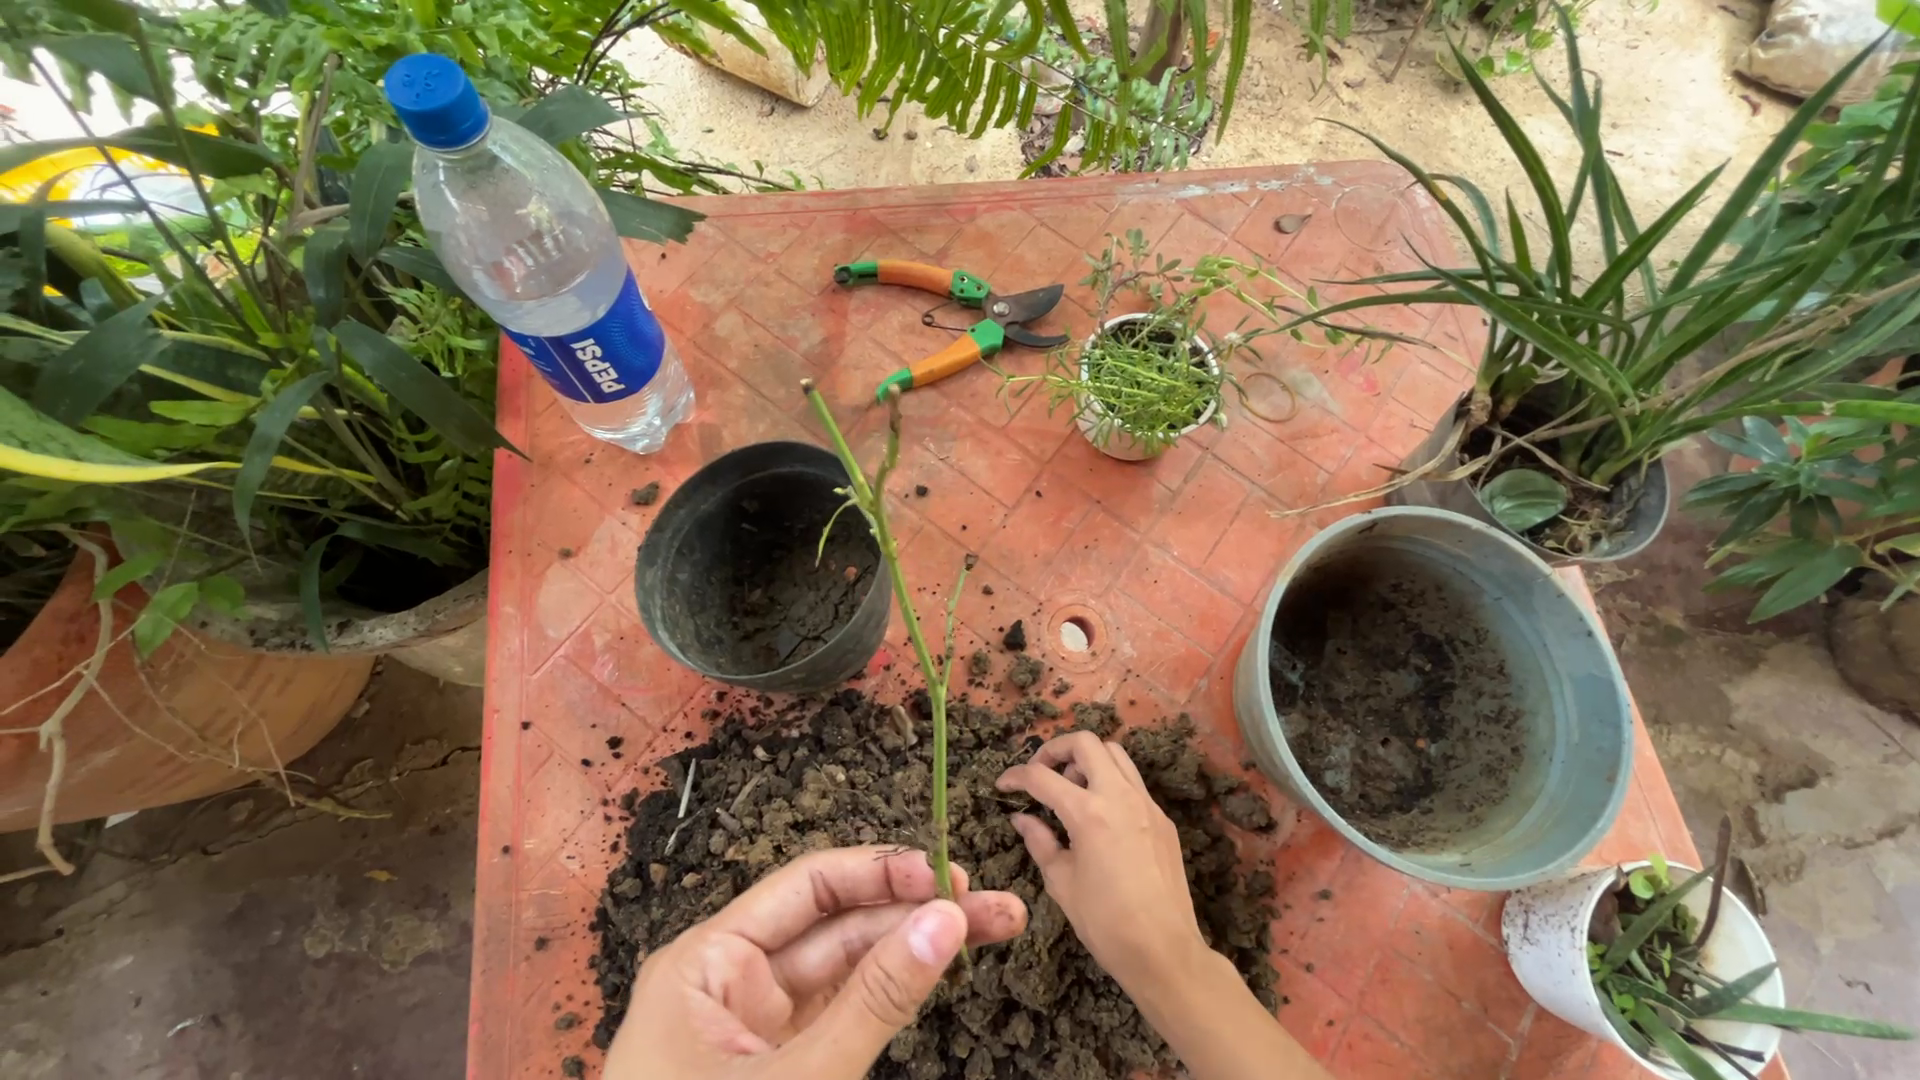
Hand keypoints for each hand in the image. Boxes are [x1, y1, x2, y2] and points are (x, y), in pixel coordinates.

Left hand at [603, 845, 1026, 1079]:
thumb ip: (872, 1001)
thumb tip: (946, 920)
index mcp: (708, 961)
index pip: (808, 888)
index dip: (880, 872)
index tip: (946, 873)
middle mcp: (735, 979)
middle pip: (838, 924)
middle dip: (915, 910)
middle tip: (992, 903)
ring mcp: (762, 1026)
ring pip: (850, 968)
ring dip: (917, 948)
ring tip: (996, 924)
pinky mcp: (786, 1065)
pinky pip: (845, 1012)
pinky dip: (893, 993)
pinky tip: (939, 968)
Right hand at [995, 731, 1203, 987]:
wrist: (1165, 952)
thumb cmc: (1105, 923)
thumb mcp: (1061, 883)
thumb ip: (1040, 842)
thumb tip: (1022, 818)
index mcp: (1088, 813)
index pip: (1042, 776)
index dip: (1016, 776)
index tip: (1003, 785)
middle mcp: (1120, 796)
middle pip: (1085, 742)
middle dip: (1056, 750)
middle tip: (1041, 774)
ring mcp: (1147, 804)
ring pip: (1115, 753)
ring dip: (1088, 760)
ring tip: (1072, 790)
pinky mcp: (1163, 819)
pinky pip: (1133, 782)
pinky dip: (1110, 783)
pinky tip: (1100, 816)